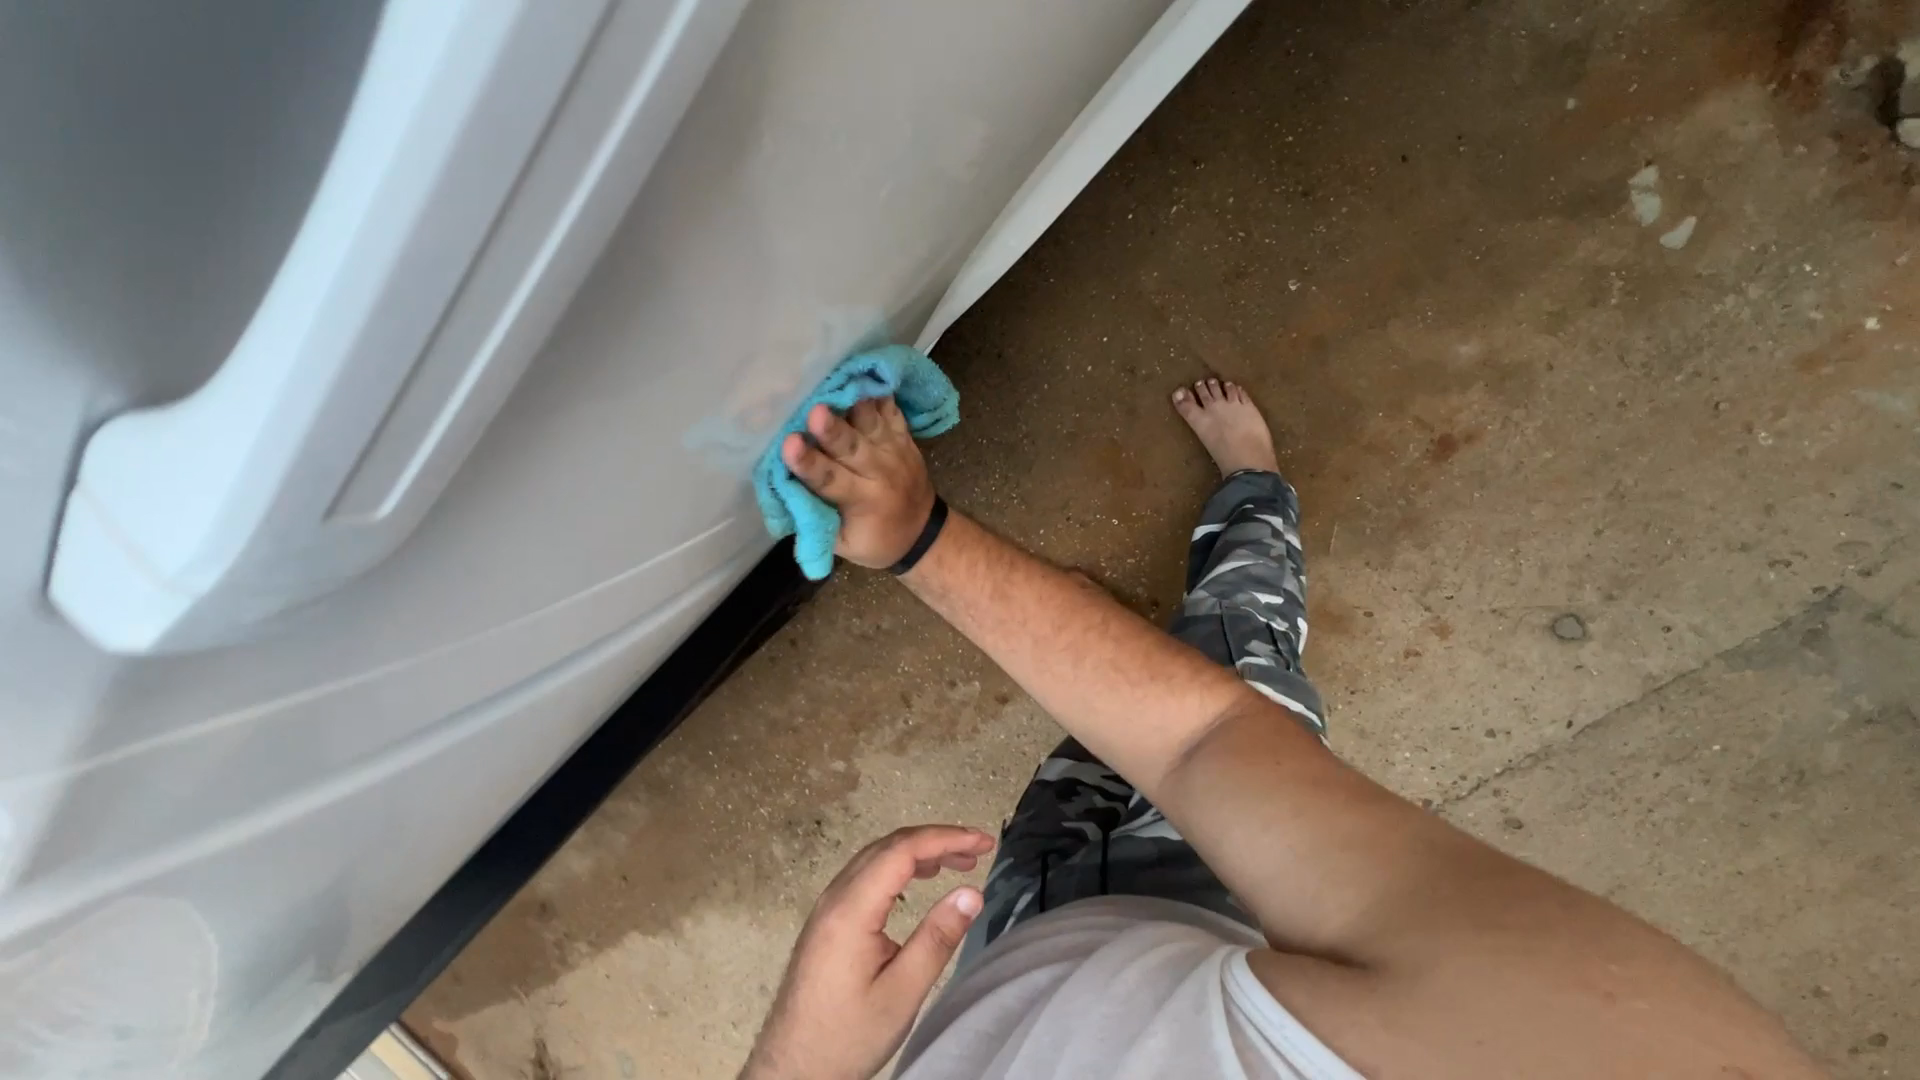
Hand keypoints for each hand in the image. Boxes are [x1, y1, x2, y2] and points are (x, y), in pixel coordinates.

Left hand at [740, 825, 993, 1079]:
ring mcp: (827, 907)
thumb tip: (972, 893)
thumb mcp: (901, 993)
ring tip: (958, 863)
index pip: (902, 850)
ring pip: (876, 858)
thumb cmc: (848, 1035)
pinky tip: (919, 880)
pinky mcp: (827, 920)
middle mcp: (835, 896)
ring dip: (919, 852)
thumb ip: (937, 939)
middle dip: (937, 840)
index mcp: (851, 908)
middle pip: (889, 846)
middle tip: (978, 851)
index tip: (984, 844)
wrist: (793, 1069)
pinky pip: (867, 875)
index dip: (946, 838)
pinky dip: (900, 867)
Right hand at [780, 398, 937, 568]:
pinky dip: (878, 392)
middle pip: (852, 446)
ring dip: (853, 403)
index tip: (789, 446)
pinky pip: (891, 410)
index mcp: (861, 502)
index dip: (809, 464)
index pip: (830, 481)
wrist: (924, 532)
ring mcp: (894, 451)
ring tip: (834, 381)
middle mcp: (879, 473)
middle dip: (833, 430)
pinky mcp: (903, 437)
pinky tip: (863, 372)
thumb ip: (816, 521)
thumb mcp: (844, 544)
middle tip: (815, 412)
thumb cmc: (875, 540)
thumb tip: (782, 493)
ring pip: (872, 422)